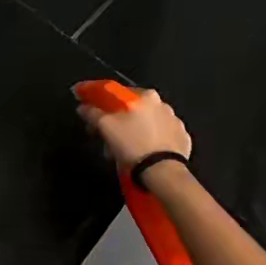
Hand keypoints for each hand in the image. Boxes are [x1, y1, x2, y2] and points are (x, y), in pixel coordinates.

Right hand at [76, 87, 191, 168]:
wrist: (163, 172)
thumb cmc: (132, 144)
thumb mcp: (106, 127)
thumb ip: (92, 113)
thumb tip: (83, 107)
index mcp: (145, 96)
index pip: (116, 92)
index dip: (97, 98)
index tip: (86, 105)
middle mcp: (163, 104)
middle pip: (131, 109)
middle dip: (115, 120)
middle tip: (103, 136)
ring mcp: (175, 122)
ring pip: (146, 123)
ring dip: (131, 132)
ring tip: (121, 151)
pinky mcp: (182, 139)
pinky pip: (160, 136)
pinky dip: (149, 141)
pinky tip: (142, 153)